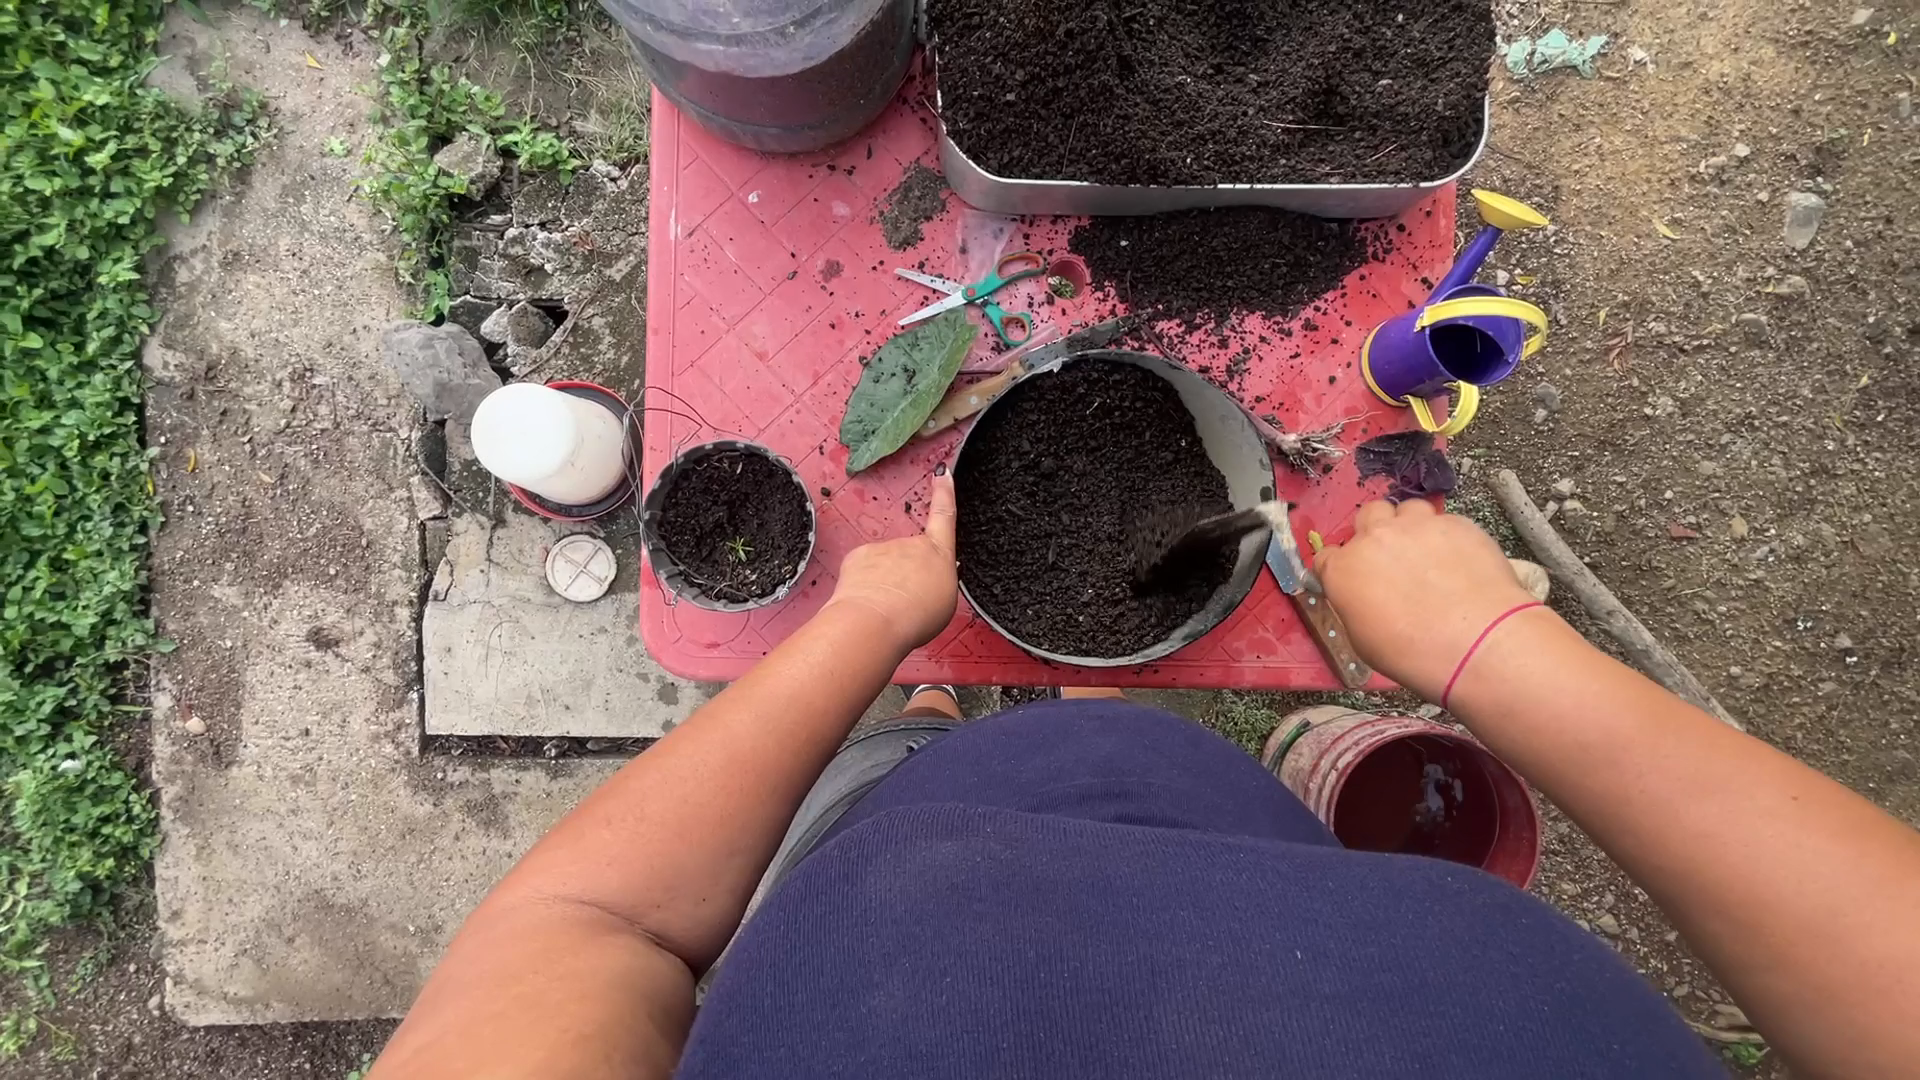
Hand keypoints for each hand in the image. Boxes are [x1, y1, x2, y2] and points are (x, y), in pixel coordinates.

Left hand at [823, 470, 958, 651]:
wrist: (876, 621)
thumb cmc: (914, 616)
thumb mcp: (945, 602)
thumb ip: (939, 581)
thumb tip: (928, 580)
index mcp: (939, 553)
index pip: (944, 515)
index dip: (944, 492)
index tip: (942, 473)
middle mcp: (911, 545)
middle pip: (910, 555)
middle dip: (907, 576)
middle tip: (908, 603)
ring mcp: (884, 549)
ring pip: (885, 565)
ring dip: (886, 584)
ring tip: (889, 609)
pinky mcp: (859, 556)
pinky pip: (864, 569)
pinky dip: (865, 584)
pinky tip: (869, 601)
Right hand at [1315, 499, 1543, 700]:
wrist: (1478, 642)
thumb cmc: (1412, 652)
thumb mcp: (1362, 638)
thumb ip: (1354, 605)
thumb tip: (1363, 598)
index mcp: (1342, 569)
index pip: (1327, 556)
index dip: (1341, 567)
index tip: (1355, 579)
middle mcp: (1373, 539)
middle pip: (1366, 516)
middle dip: (1375, 531)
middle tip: (1391, 556)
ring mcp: (1416, 527)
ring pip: (1407, 509)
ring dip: (1411, 526)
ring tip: (1427, 551)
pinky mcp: (1456, 525)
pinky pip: (1445, 522)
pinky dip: (1448, 537)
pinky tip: (1459, 560)